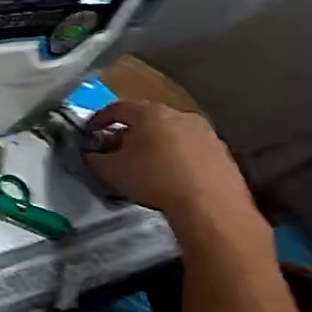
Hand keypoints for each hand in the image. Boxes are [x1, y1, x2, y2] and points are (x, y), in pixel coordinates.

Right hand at [84, 101, 255, 230]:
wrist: (207, 203)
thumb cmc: (152, 179)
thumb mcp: (110, 171)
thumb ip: (94, 159)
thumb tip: (92, 155)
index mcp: (149, 113)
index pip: (117, 108)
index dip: (99, 119)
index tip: (90, 132)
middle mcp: (179, 115)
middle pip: (146, 119)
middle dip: (128, 133)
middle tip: (116, 151)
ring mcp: (204, 132)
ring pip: (170, 133)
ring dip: (154, 145)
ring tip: (144, 166)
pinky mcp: (221, 151)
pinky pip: (190, 148)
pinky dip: (176, 157)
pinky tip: (170, 177)